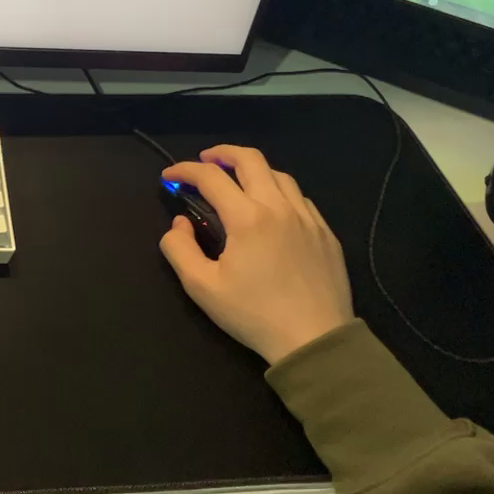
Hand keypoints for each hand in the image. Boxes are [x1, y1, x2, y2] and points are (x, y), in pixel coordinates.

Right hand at [158, 145, 351, 363]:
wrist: (315, 340)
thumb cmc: (254, 314)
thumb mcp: (201, 287)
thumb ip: (179, 248)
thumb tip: (180, 223)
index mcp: (247, 217)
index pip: (210, 177)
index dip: (184, 170)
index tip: (169, 177)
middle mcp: (279, 207)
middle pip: (250, 159)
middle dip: (221, 153)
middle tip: (204, 161)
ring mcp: (307, 218)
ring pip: (278, 175)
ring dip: (252, 170)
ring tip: (237, 181)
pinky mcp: (325, 233)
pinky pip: (300, 198)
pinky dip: (278, 191)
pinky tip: (271, 208)